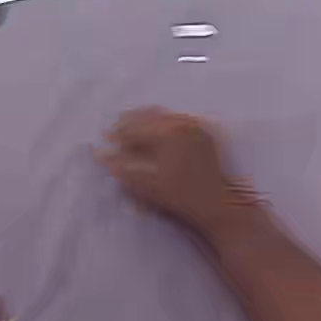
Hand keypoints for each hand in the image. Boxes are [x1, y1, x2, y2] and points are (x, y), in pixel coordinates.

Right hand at [96, 107, 255, 241]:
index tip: (106, 141)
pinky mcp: (204, 132)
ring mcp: (194, 125)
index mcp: (164, 134)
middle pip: (145, 115)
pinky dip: (162, 123)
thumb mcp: (146, 185)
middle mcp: (180, 123)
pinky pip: (177, 119)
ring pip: (161, 114)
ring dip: (144, 121)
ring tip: (134, 134)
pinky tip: (157, 135)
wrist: (219, 206)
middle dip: (128, 124)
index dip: (115, 134)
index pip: (131, 127)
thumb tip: (101, 154)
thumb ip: (121, 167)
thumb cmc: (181, 199)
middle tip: (116, 135)